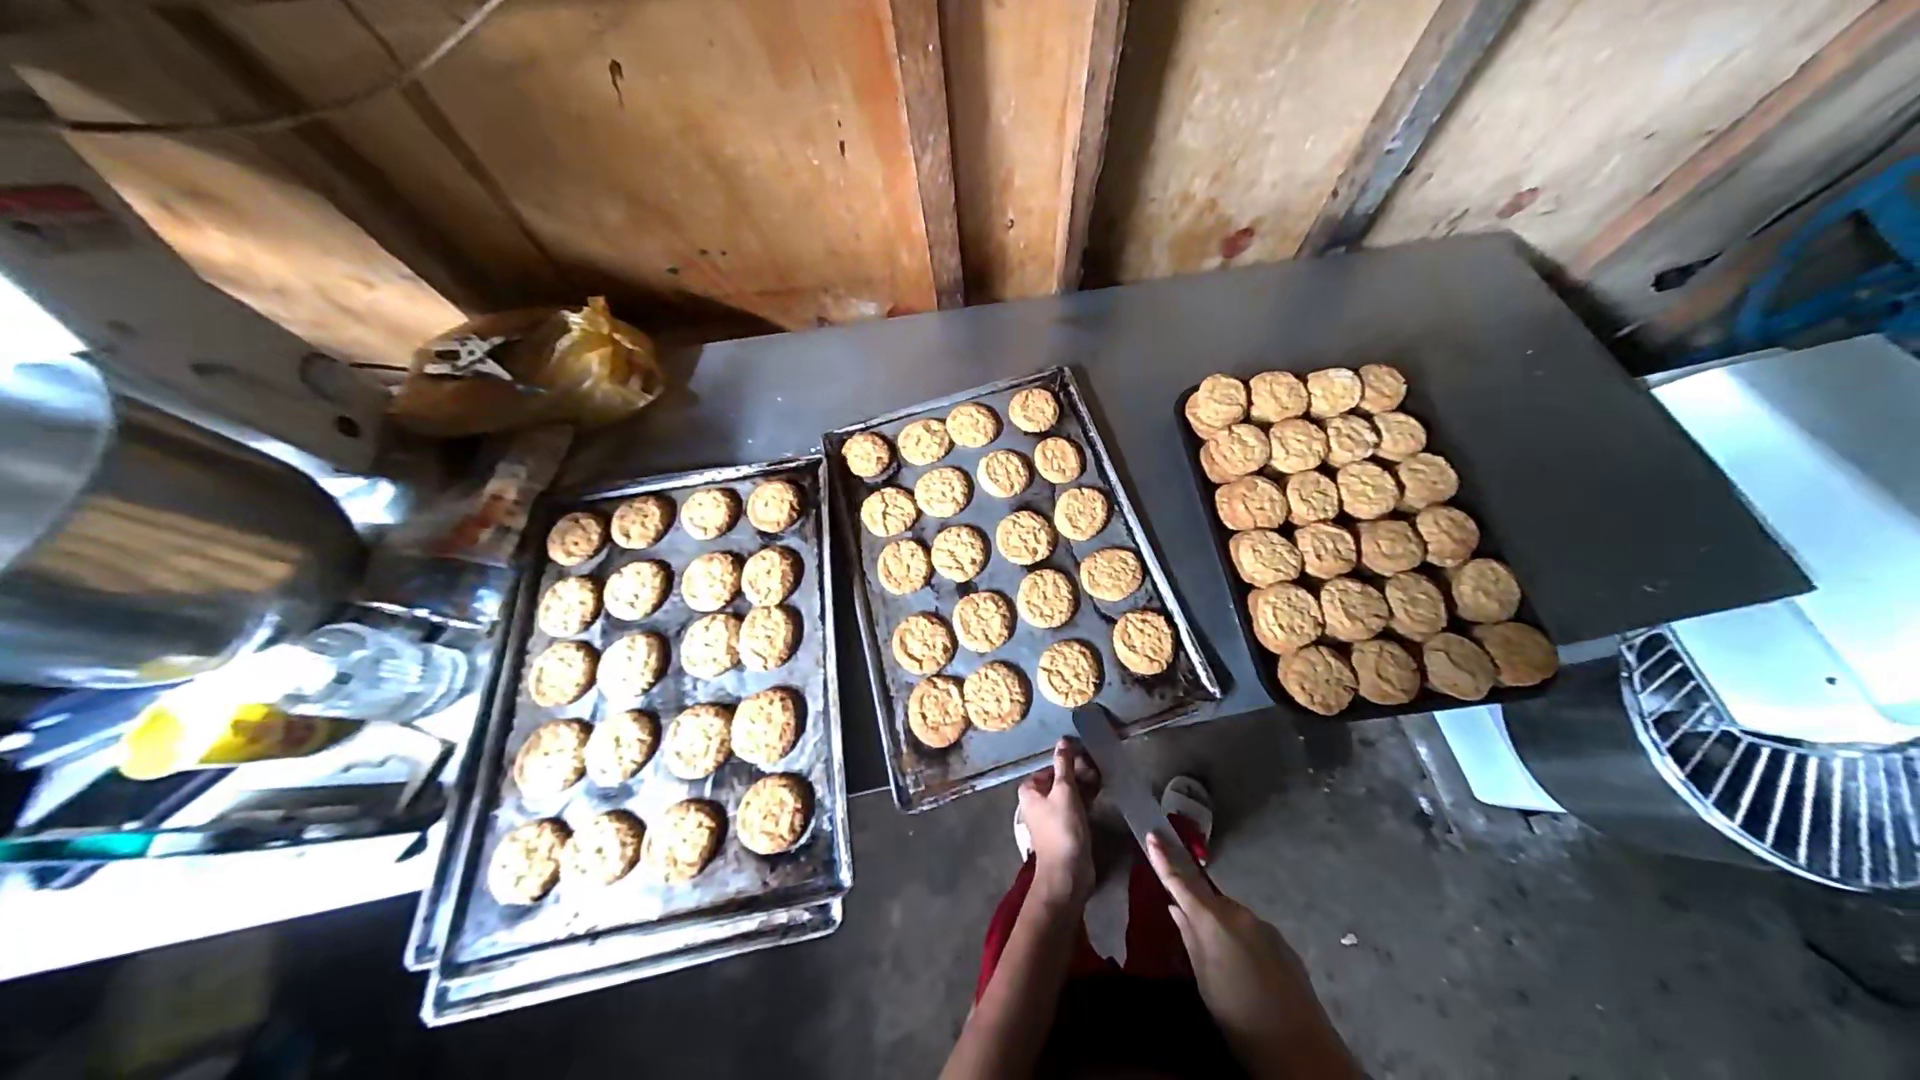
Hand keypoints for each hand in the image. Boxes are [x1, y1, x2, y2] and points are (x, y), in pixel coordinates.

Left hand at [1017, 738, 1099, 905]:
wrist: (1067, 873)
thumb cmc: (1063, 828)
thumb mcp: (1065, 791)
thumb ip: (1064, 764)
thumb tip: (1063, 740)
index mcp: (1030, 790)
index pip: (1052, 766)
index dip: (1070, 761)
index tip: (1089, 760)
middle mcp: (1037, 801)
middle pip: (1060, 779)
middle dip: (1079, 773)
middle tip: (1099, 771)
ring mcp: (1052, 815)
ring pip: (1069, 793)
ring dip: (1085, 786)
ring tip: (1103, 780)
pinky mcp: (1066, 828)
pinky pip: (1075, 806)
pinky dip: (1086, 800)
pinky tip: (1101, 794)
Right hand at [1146, 833, 1360, 1079]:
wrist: (1303, 1052)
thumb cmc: (1239, 1019)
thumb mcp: (1203, 980)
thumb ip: (1189, 938)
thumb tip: (1176, 908)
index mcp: (1214, 921)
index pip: (1183, 882)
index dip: (1165, 859)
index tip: (1154, 834)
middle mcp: (1241, 915)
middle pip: (1209, 899)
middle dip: (1195, 904)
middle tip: (1184, 925)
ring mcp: (1265, 928)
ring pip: (1230, 916)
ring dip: (1219, 926)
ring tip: (1217, 960)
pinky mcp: (1283, 944)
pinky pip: (1250, 931)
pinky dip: (1239, 940)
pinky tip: (1242, 969)